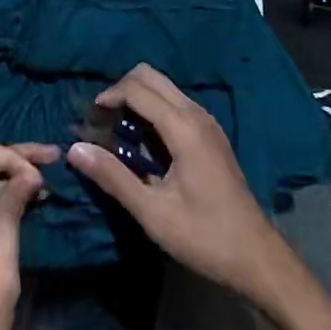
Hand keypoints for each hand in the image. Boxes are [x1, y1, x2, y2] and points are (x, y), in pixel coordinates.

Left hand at [0, 142, 58, 329]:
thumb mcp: (0, 274)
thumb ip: (10, 217)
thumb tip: (30, 173)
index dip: (9, 155)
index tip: (39, 172)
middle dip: (15, 159)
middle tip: (54, 157)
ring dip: (11, 177)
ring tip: (48, 175)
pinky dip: (1, 198)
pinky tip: (30, 196)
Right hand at [67, 66, 330, 329]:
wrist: (254, 253)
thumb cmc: (202, 234)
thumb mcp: (152, 212)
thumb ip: (113, 177)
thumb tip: (75, 149)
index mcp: (183, 126)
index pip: (138, 89)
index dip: (110, 95)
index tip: (89, 116)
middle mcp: (196, 113)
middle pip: (153, 76)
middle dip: (123, 87)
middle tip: (102, 118)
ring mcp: (207, 122)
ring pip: (166, 88)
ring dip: (139, 97)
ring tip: (116, 129)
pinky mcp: (211, 134)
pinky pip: (177, 104)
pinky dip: (154, 108)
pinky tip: (143, 141)